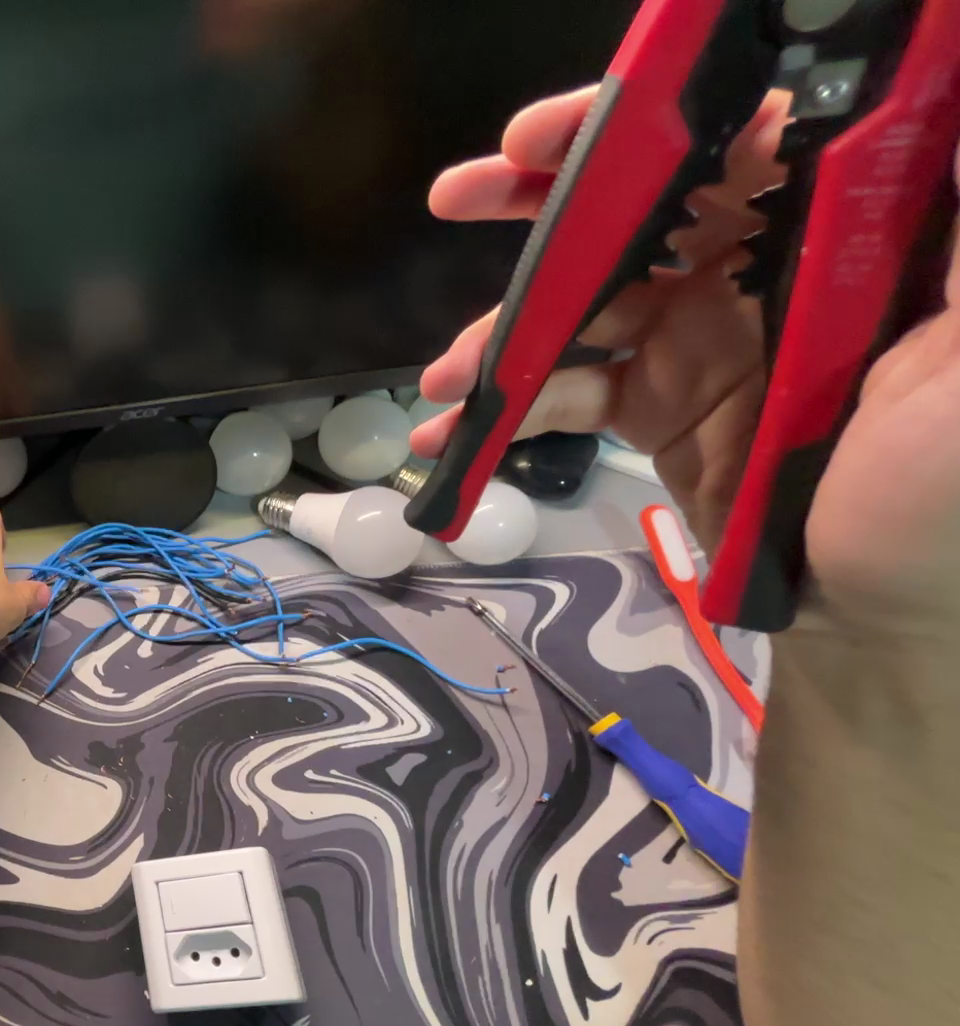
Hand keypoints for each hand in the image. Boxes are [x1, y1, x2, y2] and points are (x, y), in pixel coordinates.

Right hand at [412, 85, 959, 636]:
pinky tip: (449, 439)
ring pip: (576, 307)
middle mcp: (758, 271)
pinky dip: (501, 414)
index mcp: (843, 236)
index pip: (738, 141)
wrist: (887, 609)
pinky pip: (560, 393)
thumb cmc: (953, 490)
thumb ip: (951, 242)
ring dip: (496, 336)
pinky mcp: (648, 405)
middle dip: (543, 202)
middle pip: (635, 210)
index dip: (641, 125)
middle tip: (460, 195)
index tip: (551, 137)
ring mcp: (693, 340)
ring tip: (443, 381)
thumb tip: (920, 89)